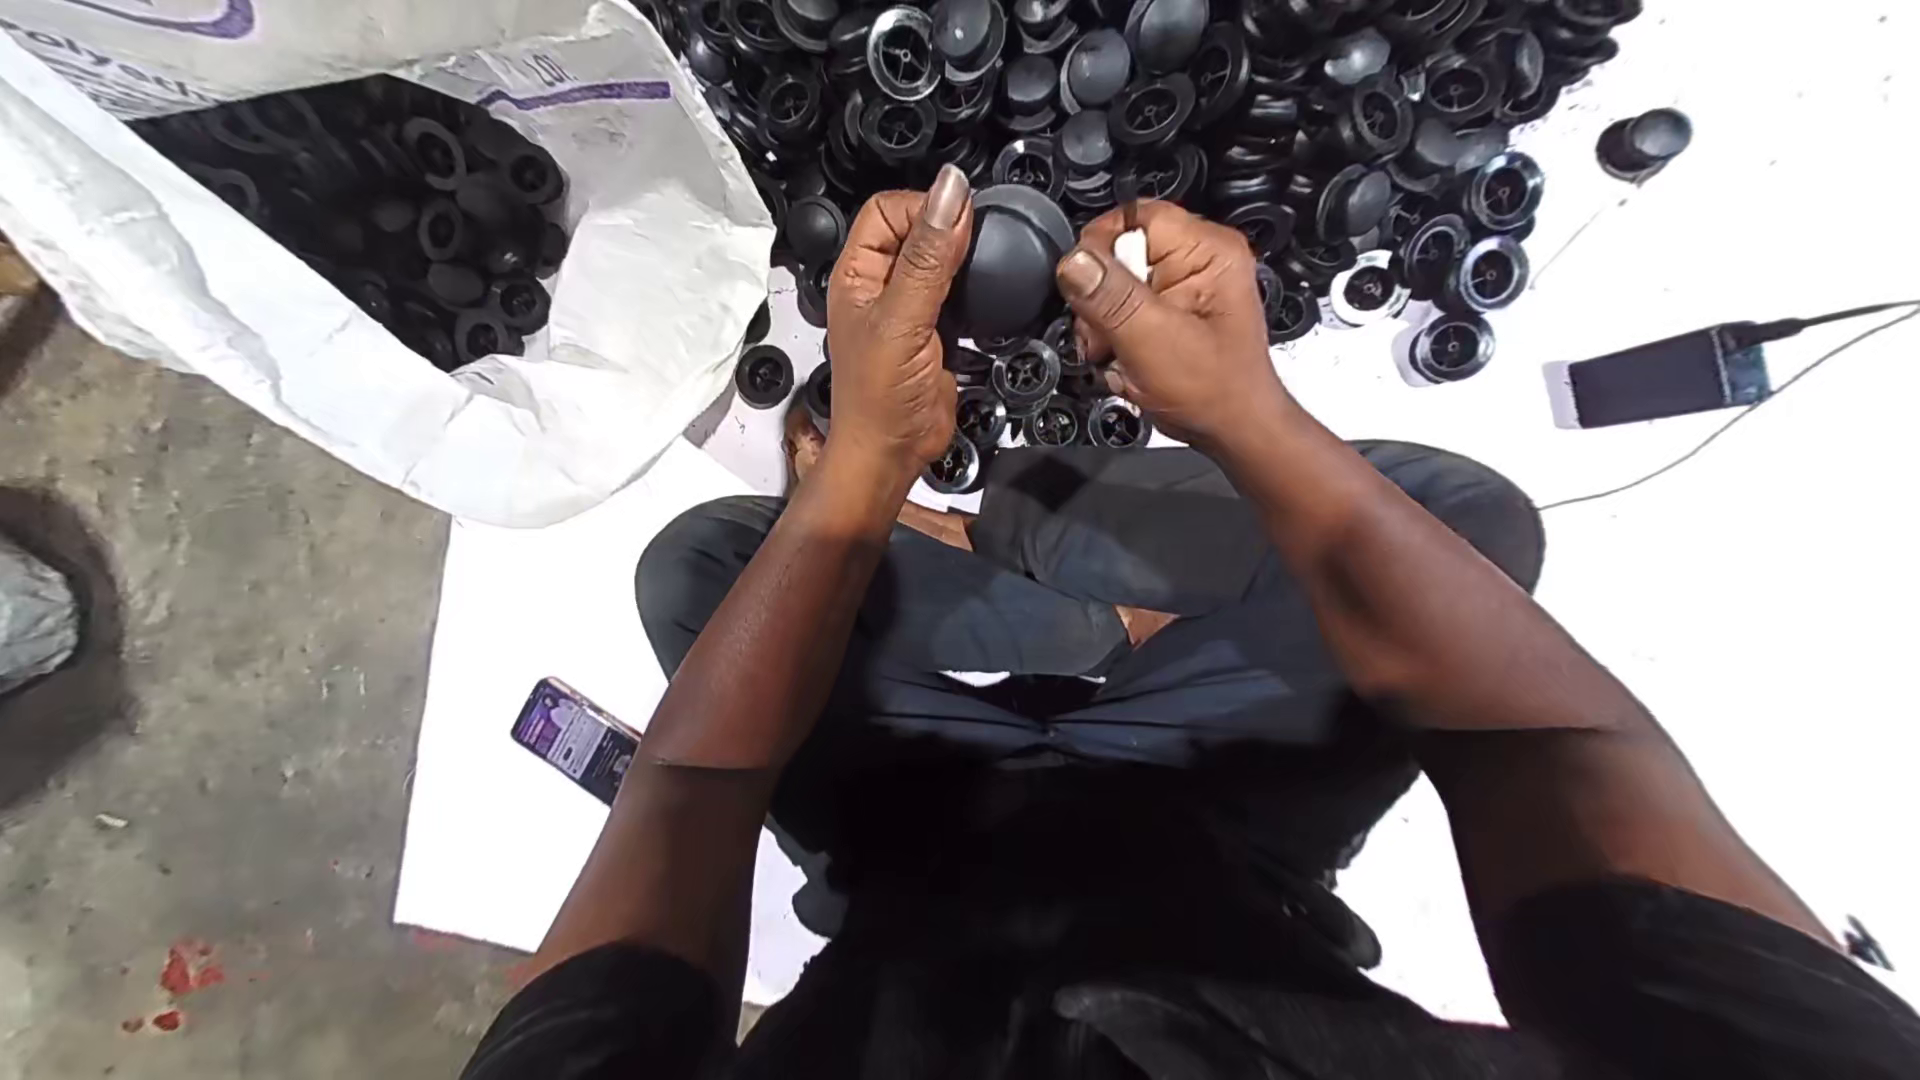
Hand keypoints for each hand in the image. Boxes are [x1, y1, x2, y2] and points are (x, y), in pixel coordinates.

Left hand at [824, 165, 973, 483]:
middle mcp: (880, 288)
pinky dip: (971, 293)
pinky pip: (955, 297)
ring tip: (978, 273)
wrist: (894, 451)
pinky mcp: (933, 334)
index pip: (888, 210)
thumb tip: (951, 194)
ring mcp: (908, 312)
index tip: (959, 222)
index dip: (923, 207)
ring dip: (962, 262)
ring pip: (938, 264)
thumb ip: (929, 258)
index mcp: (856, 275)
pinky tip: (981, 299)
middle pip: (916, 232)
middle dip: (947, 232)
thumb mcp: (903, 320)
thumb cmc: (878, 399)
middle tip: (974, 247)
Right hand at [1054, 200, 1289, 449]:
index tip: (1083, 288)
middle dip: (1098, 305)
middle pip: (1117, 258)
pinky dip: (1113, 345)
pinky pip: (1120, 318)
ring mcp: (1179, 293)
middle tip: (1105, 339)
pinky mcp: (1166, 319)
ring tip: (1118, 358)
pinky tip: (1126, 364)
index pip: (1134, 216)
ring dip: (1102, 331)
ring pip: (1112, 293)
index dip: (1098, 250)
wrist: (1230, 432)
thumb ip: (1110, 298)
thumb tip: (1074, 262)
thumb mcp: (1153, 340)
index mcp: (1205, 251)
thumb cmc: (1214, 391)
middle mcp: (1194, 264)